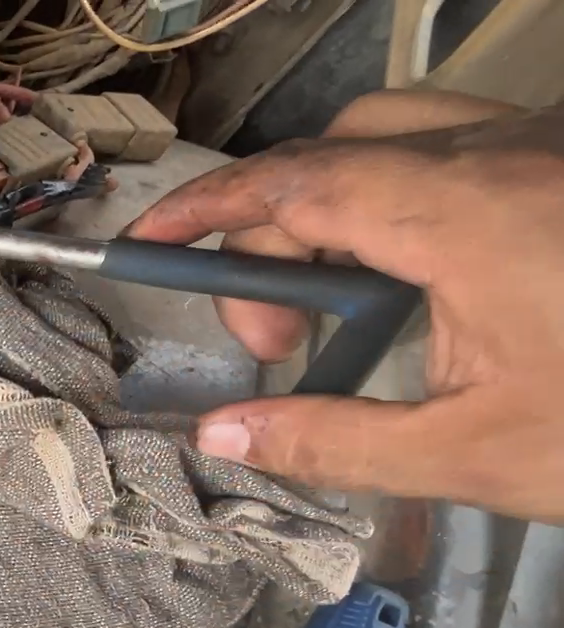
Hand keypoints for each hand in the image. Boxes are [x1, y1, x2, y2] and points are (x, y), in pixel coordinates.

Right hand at [126, 94, 563, 520]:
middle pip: (334, 156)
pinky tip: (416, 281)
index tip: (141, 241)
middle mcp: (521, 158)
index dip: (204, 205)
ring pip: (399, 138)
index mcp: (477, 218)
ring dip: (328, 210)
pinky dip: (394, 208)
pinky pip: (461, 154)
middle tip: (277, 341)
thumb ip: (326, 442)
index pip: (297, 181)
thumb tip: (215, 436)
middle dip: (268, 241)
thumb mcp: (476, 454)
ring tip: (337, 300)